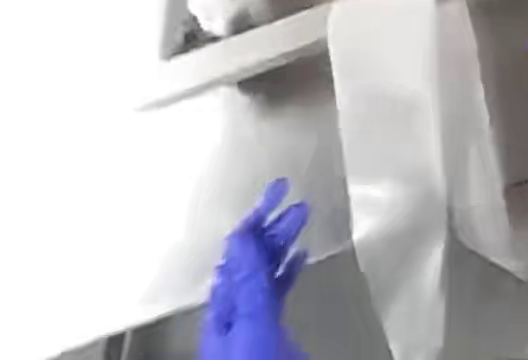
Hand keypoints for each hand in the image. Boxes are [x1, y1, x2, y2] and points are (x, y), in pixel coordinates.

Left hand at [200, 179, 308, 359]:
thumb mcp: (253, 330)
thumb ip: (250, 284)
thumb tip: (244, 235)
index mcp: (223, 313)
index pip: (236, 253)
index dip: (255, 218)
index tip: (278, 189)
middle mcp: (235, 316)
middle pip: (250, 260)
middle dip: (272, 226)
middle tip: (297, 199)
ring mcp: (253, 327)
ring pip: (265, 273)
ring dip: (282, 243)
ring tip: (304, 216)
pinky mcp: (273, 338)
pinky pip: (277, 294)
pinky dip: (289, 271)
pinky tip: (302, 257)